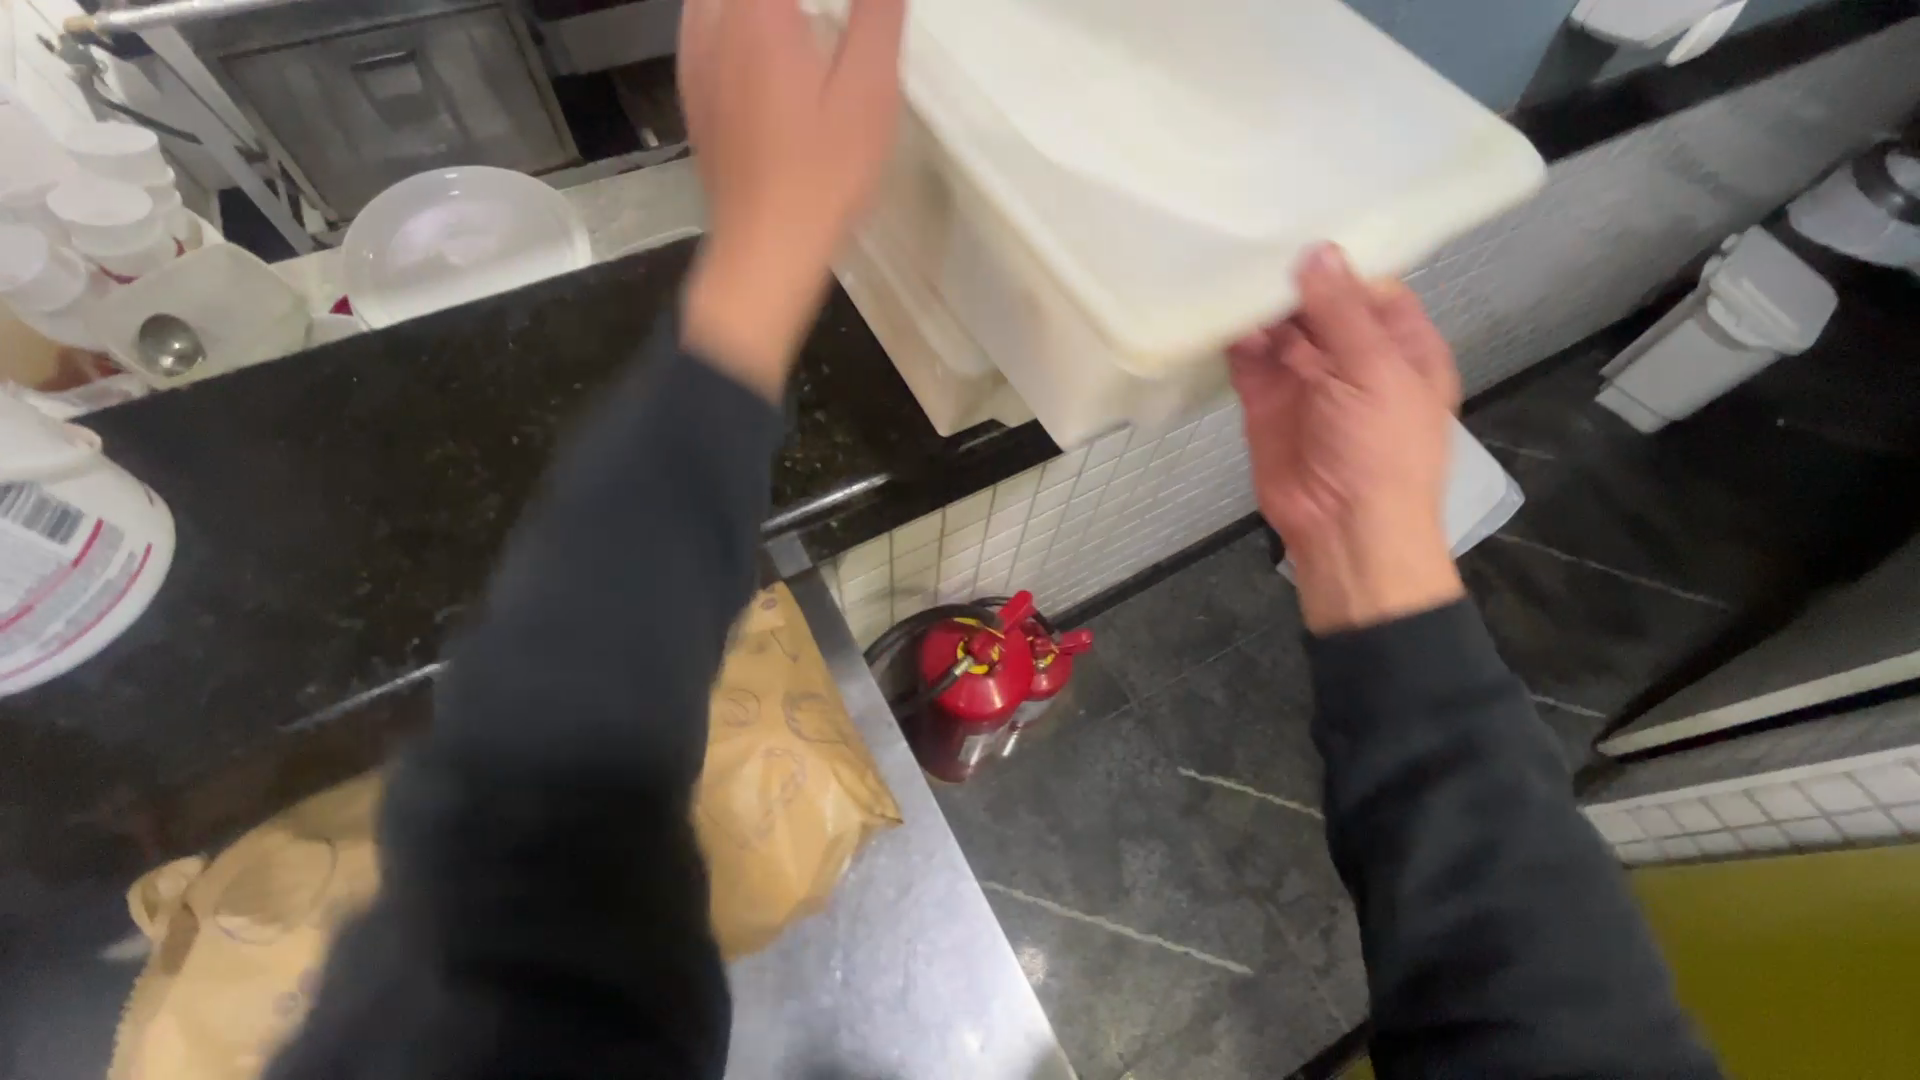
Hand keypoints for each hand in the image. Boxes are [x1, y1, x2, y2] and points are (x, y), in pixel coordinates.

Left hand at [677, 0, 905, 400]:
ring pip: (717, 1)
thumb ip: (877, 16)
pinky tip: (762, 39)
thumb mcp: (869, 94)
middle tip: (836, 18)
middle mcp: (713, 19)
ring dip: (762, 9)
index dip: (836, 1)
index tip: (855, 11)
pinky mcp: (691, 90)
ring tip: (803, 25)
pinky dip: (732, 17)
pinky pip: (702, 20)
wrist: (765, 251)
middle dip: (797, 5)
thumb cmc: (823, 178)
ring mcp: (694, 56)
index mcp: (759, 10)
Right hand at [1230, 244, 1464, 633]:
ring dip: (1261, 311)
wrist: (1344, 527)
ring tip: (1234, 282)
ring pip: (1280, 331)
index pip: (1371, 290)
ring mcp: (1306, 381)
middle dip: (1291, 283)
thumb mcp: (1375, 372)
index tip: (1303, 232)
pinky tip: (1224, 321)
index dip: (1340, 265)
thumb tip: (1316, 253)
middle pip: (1319, 306)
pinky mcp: (1266, 402)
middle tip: (1254, 246)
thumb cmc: (1381, 449)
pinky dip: (1237, 342)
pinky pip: (1249, 363)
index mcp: (1401, 348)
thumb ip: (1341, 313)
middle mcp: (1353, 358)